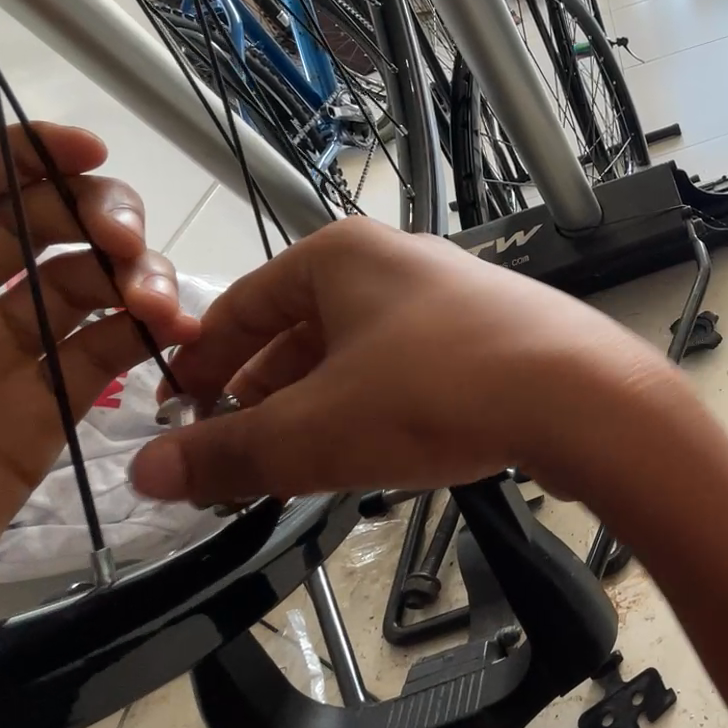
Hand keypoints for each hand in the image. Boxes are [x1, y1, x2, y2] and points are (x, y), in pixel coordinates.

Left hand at [0, 123, 198, 672]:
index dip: (28, 157)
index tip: (90, 152)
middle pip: (50, 230)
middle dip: (103, 219)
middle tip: (128, 246)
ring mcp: (5, 363)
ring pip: (96, 288)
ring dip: (140, 278)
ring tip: (159, 307)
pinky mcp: (47, 418)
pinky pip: (114, 357)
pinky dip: (156, 336)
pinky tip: (179, 336)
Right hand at [130, 218, 677, 504]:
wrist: (575, 392)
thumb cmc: (434, 390)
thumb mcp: (311, 432)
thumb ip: (228, 453)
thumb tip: (151, 470)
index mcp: (342, 257)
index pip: (242, 304)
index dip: (203, 363)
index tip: (179, 413)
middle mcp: (401, 260)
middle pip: (305, 325)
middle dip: (266, 390)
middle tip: (238, 448)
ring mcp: (456, 290)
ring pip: (364, 348)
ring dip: (326, 401)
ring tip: (303, 456)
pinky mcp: (497, 326)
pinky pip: (417, 361)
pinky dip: (385, 400)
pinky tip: (384, 444)